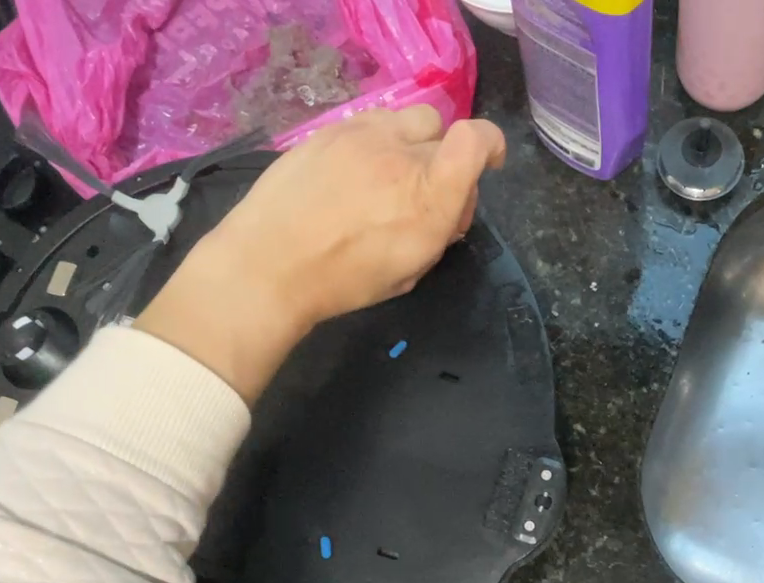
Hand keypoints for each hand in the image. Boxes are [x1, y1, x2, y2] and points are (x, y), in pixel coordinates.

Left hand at [135, 107, 506, 401]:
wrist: (273, 262)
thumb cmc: (346, 280)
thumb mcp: (411, 271)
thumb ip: (439, 231)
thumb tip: (448, 209)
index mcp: (430, 197)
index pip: (474, 139)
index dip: (490, 144)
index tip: (489, 161)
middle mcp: (401, 155)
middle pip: (443, 134)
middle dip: (445, 163)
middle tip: (426, 197)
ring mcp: (362, 135)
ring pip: (410, 120)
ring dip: (413, 144)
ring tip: (391, 178)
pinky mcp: (331, 129)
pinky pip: (373, 121)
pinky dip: (380, 141)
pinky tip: (358, 173)